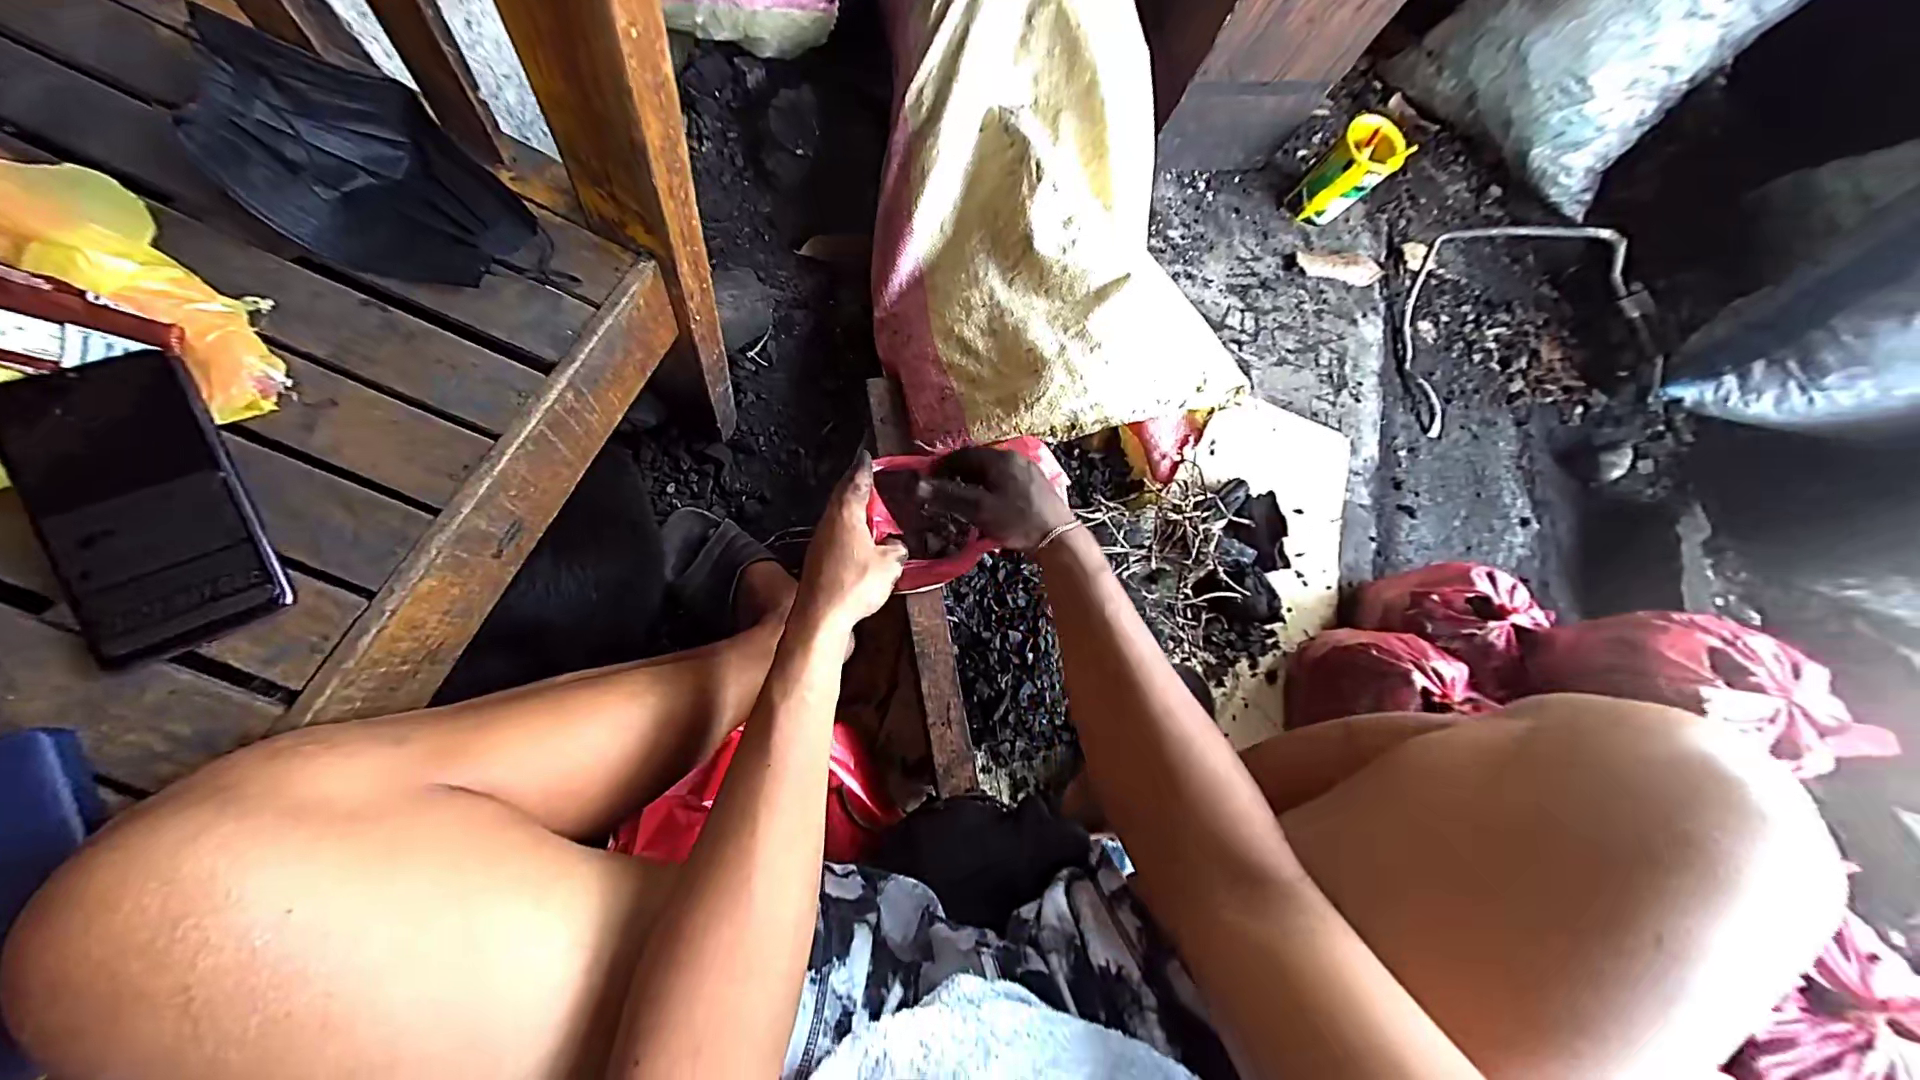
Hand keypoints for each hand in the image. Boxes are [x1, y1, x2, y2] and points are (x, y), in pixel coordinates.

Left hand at [796, 450, 907, 627]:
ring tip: (874, 516)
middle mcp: (829, 522)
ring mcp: (821, 542)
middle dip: (859, 488)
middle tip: (873, 482)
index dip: (864, 467)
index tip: (866, 456)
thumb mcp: (889, 563)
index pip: (856, 480)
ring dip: (856, 513)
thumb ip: (897, 548)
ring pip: (840, 518)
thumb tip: (896, 546)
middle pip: (844, 496)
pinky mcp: (820, 561)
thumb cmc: (851, 586)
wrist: (821, 618)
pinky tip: (863, 545)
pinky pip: (839, 537)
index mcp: (846, 513)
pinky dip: (852, 534)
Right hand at [924, 447, 1074, 551]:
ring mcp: (1028, 469)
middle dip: (958, 474)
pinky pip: (1006, 479)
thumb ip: (948, 496)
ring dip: (975, 482)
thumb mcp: (979, 510)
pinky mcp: (1036, 483)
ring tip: (964, 500)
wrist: (1058, 538)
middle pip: (978, 461)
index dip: (942, 466)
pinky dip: (992, 487)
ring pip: (993, 471)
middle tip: (944, 491)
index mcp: (999, 458)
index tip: (929, 481)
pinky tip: (990, 504)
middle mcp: (1014, 457)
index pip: (962, 454)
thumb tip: (918, 485)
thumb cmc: (1017, 521)